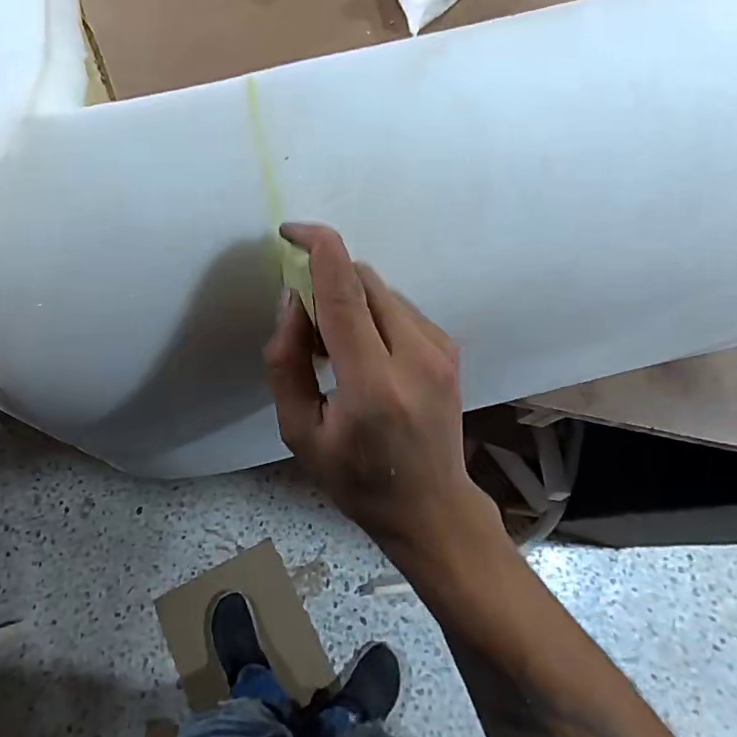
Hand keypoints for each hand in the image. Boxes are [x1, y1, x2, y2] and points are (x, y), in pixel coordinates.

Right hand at [263, 223, 498, 556]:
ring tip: (335, 350)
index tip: (291, 231)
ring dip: (348, 299)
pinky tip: (365, 353)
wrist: (431, 506)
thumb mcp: (299, 432)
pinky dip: (371, 313)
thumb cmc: (357, 479)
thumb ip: (286, 362)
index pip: (345, 295)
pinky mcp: (450, 347)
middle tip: (306, 328)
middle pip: (364, 281)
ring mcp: (440, 350)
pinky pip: (398, 305)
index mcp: (374, 385)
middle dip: (326, 282)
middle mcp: (417, 357)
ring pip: (381, 289)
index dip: (318, 250)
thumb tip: (293, 301)